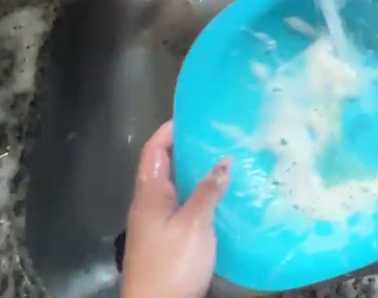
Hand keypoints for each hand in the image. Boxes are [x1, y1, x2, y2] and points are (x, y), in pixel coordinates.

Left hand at [120, 121, 229, 297]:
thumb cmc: (170, 264)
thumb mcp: (194, 224)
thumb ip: (208, 190)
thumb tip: (224, 159)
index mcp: (149, 196)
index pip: (153, 152)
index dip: (169, 130)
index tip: (195, 113)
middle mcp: (149, 206)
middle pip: (164, 167)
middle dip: (188, 146)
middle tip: (219, 131)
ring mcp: (157, 226)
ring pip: (176, 187)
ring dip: (196, 170)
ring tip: (227, 155)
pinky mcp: (168, 241)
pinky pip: (184, 205)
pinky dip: (200, 193)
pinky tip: (223, 194)